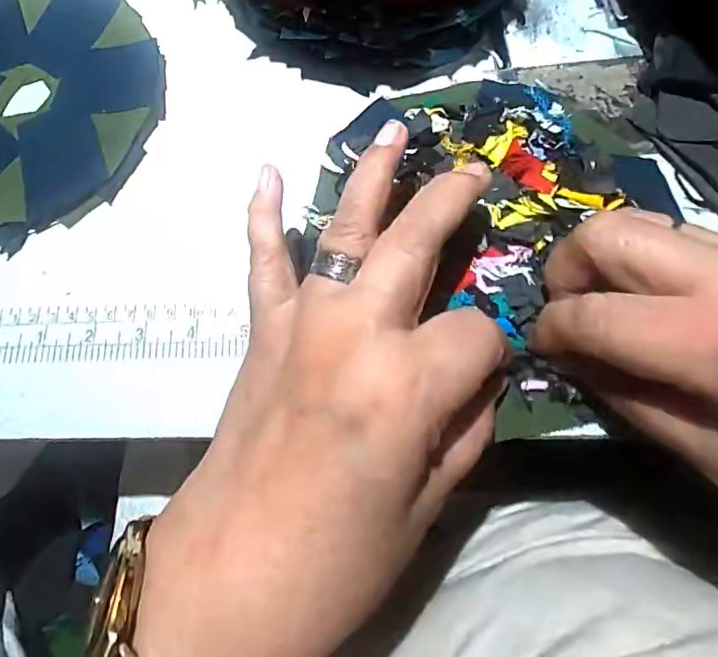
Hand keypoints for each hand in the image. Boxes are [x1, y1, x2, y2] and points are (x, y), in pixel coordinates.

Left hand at [133, 121, 506, 656]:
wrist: (223, 586)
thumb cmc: (338, 561)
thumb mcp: (430, 504)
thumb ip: (467, 423)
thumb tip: (481, 371)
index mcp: (405, 383)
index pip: (477, 331)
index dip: (494, 349)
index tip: (488, 372)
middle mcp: (355, 331)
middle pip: (415, 240)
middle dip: (451, 199)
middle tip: (475, 172)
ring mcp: (302, 321)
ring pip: (343, 229)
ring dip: (372, 175)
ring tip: (394, 130)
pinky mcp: (262, 331)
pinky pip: (264, 262)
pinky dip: (263, 217)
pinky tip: (266, 175)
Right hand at [529, 209, 717, 512]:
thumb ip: (645, 409)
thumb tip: (579, 365)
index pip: (601, 313)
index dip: (554, 331)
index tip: (540, 353)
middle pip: (612, 232)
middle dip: (567, 270)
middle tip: (567, 323)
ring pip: (645, 222)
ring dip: (606, 260)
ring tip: (605, 316)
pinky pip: (684, 239)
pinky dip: (647, 262)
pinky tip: (656, 311)